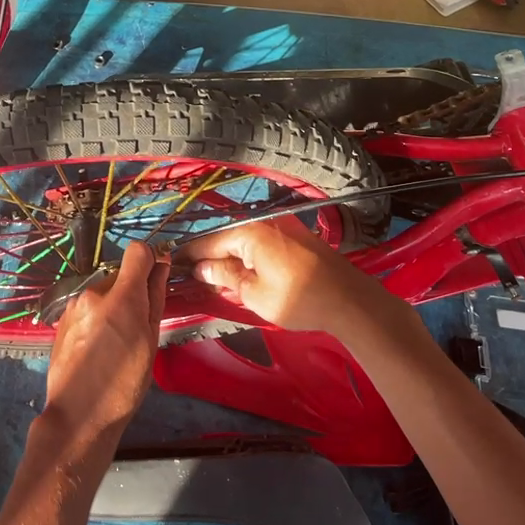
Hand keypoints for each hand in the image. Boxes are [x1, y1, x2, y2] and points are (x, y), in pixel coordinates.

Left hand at [43, 242, 167, 436]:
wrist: (79, 414)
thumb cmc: (124, 384)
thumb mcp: (150, 342)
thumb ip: (155, 299)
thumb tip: (160, 268)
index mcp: (121, 296)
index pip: (138, 251)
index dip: (149, 261)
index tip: (154, 280)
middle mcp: (93, 292)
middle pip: (119, 276)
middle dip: (130, 292)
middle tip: (136, 327)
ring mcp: (74, 304)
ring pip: (102, 293)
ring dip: (112, 306)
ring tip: (114, 343)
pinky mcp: (62, 318)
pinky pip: (86, 308)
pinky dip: (96, 318)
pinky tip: (97, 348)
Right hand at [178, 221, 395, 334]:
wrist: (351, 302)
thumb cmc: (299, 300)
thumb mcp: (254, 293)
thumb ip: (225, 276)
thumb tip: (202, 267)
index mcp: (250, 232)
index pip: (210, 241)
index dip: (190, 254)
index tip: (174, 264)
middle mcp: (264, 222)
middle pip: (227, 237)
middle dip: (209, 254)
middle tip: (192, 273)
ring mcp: (283, 227)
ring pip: (245, 239)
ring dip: (230, 255)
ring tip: (214, 274)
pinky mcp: (297, 237)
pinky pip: (262, 242)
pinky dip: (248, 254)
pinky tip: (243, 269)